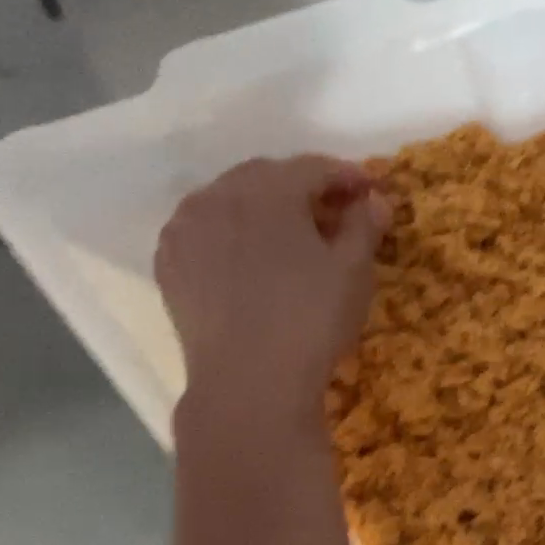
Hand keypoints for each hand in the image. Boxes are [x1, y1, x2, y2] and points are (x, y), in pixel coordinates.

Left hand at [154, 155, 387, 423]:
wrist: (249, 377)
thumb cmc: (313, 318)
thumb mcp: (354, 271)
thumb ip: (364, 226)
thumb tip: (373, 200)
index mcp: (266, 193)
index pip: (311, 167)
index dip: (347, 174)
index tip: (374, 190)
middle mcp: (216, 197)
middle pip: (265, 176)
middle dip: (304, 186)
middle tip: (338, 210)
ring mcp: (184, 228)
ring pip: (230, 200)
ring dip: (266, 207)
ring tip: (296, 235)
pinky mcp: (170, 261)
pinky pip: (207, 230)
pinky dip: (237, 232)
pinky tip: (258, 259)